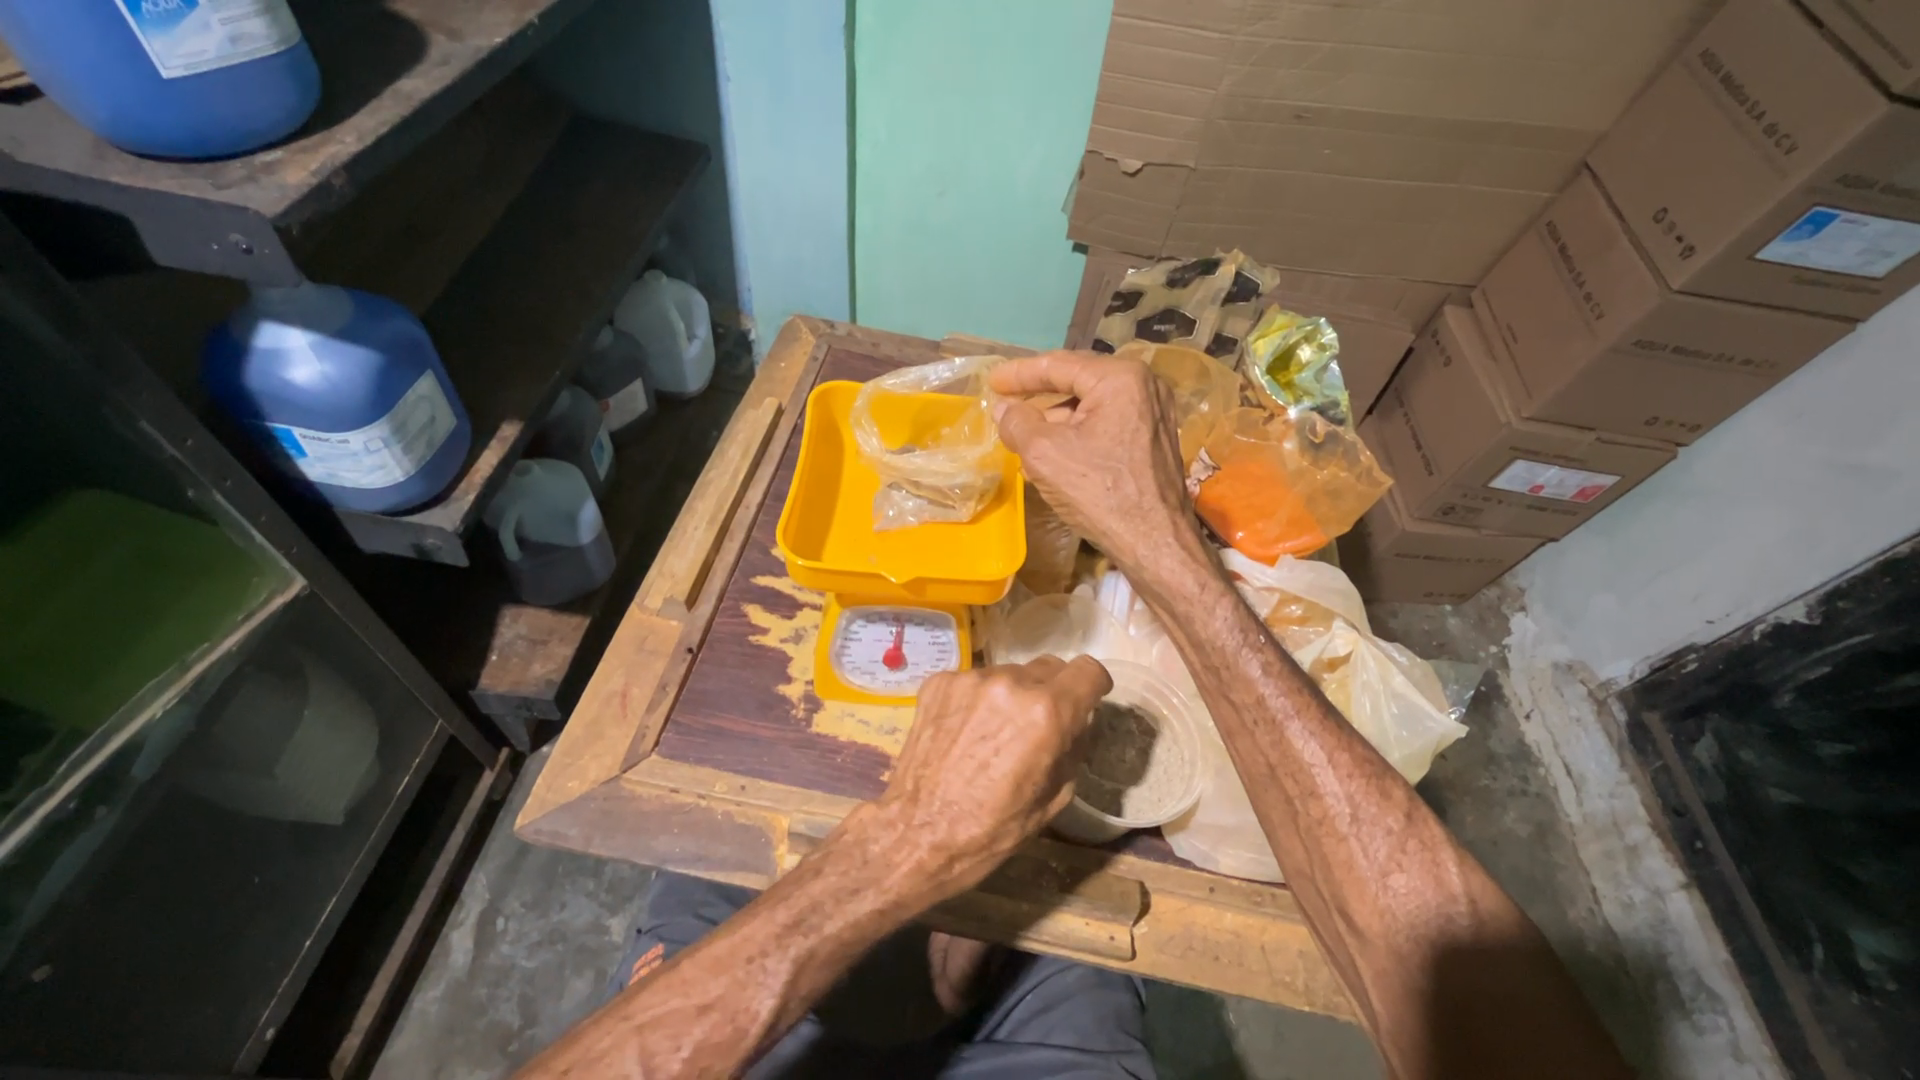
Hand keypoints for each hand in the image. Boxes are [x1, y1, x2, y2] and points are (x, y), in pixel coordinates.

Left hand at [866, 655, 1111, 901]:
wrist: (920, 831)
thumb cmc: (994, 827)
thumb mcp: (1056, 796)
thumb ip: (1073, 745)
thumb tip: (1077, 719)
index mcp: (1047, 712)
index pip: (1088, 670)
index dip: (1093, 686)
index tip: (1087, 700)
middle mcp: (1011, 683)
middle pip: (1049, 666)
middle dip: (1052, 691)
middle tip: (1038, 724)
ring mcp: (971, 679)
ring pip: (1010, 673)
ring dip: (1012, 695)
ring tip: (995, 732)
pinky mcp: (939, 682)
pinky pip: (975, 681)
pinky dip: (978, 699)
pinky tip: (965, 731)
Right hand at [989, 351, 1198, 576]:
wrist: (1153, 541)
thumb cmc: (1099, 492)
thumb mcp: (1045, 454)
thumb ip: (1018, 422)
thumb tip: (1004, 409)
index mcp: (1120, 378)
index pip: (1059, 364)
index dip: (1020, 373)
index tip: (992, 381)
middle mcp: (1145, 385)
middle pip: (1078, 380)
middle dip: (1040, 393)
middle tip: (1006, 401)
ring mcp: (1155, 412)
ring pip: (1093, 403)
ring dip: (1058, 415)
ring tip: (1025, 430)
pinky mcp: (1155, 438)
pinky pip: (1108, 421)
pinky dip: (1079, 429)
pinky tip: (1056, 448)